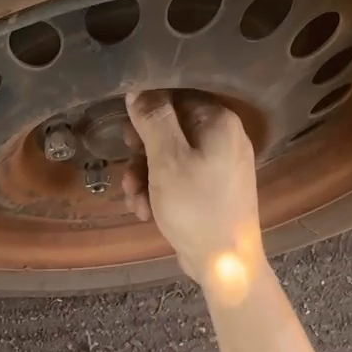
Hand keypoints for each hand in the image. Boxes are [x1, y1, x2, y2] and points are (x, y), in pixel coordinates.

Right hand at [124, 90, 262, 288]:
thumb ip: (153, 121)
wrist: (224, 263)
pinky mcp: (214, 193)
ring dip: (146, 180)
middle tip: (127, 178)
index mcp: (219, 122)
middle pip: (172, 132)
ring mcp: (221, 168)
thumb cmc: (196, 208)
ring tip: (135, 202)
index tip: (126, 138)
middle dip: (142, 156)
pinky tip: (148, 213)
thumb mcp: (167, 162)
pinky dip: (161, 194)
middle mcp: (225, 138)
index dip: (147, 115)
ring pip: (172, 161)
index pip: (177, 99)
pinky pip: (182, 182)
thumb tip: (138, 88)